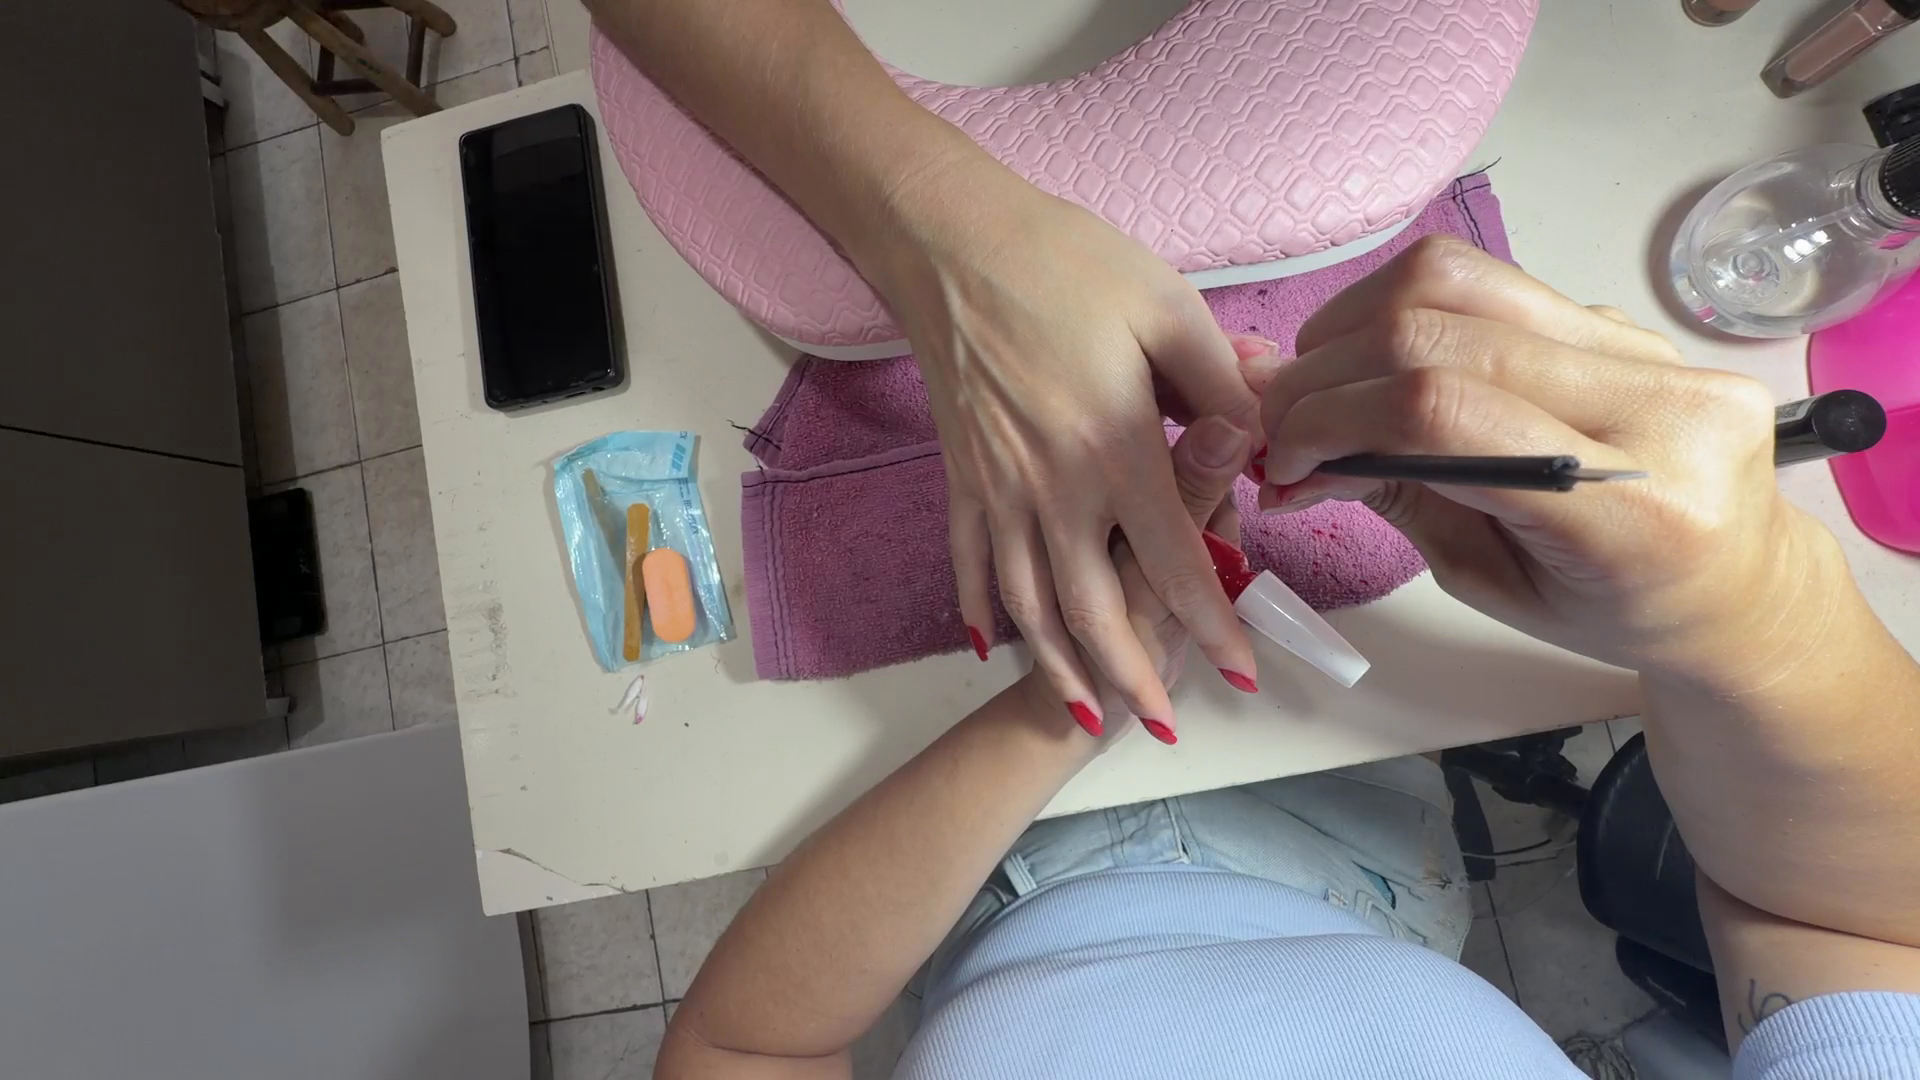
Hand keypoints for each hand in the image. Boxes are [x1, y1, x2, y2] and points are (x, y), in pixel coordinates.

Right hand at [861, 154, 1260, 737]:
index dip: (1210, 622)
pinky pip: (969, 560)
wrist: (954, 249)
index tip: (1238, 672)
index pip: (1173, 558)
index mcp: (1112, 446)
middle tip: (1157, 718)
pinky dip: (980, 609)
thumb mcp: (1164, 307)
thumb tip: (1257, 445)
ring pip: (1026, 601)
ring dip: (1055, 663)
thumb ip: (1218, 386)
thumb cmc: (1063, 266)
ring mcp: (996, 490)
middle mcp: (1050, 487)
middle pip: (1089, 606)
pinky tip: (992, 644)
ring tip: (1080, 707)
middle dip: (1128, 672)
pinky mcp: (961, 479)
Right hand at [1252, 236, 1799, 677]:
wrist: (1732, 580)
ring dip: (1347, 327)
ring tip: (1317, 385)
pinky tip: (1367, 359)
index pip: (1440, 412)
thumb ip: (1389, 501)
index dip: (1329, 422)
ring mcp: (1644, 344)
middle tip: (1276, 424)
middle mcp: (1653, 402)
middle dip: (1319, 377)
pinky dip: (1390, 310)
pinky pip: (1480, 283)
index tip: (1282, 460)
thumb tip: (1285, 463)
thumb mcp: (1478, 580)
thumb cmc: (1602, 608)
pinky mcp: (1621, 318)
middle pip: (1432, 333)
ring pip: (1452, 282)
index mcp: (1628, 510)